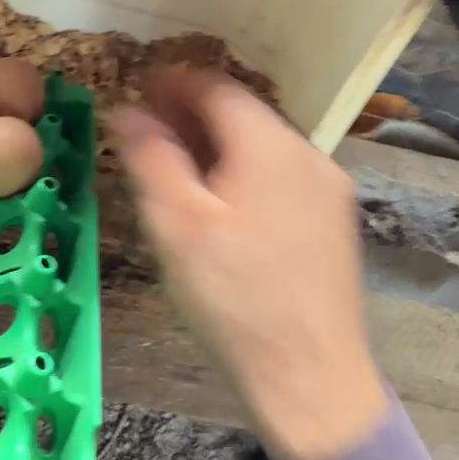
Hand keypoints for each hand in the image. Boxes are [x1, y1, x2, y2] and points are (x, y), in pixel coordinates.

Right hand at [111, 68, 387, 459]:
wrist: (309, 378)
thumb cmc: (233, 297)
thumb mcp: (176, 223)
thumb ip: (150, 156)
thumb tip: (127, 109)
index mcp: (271, 147)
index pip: (218, 88)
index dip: (174, 81)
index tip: (138, 83)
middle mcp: (308, 156)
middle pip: (243, 113)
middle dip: (192, 111)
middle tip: (147, 121)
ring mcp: (326, 190)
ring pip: (261, 144)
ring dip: (215, 140)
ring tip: (173, 157)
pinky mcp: (331, 222)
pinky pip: (277, 173)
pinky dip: (240, 167)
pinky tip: (215, 196)